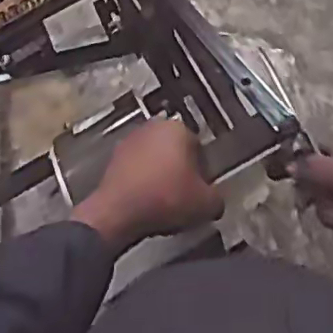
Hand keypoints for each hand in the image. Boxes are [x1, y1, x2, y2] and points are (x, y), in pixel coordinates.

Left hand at [71, 117, 223, 251]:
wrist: (120, 207)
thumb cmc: (167, 197)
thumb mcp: (206, 205)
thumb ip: (217, 198)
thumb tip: (213, 197)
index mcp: (177, 128)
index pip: (199, 149)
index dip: (204, 173)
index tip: (201, 192)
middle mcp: (153, 125)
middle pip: (176, 150)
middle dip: (181, 171)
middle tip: (185, 197)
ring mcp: (132, 137)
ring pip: (156, 157)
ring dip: (162, 173)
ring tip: (165, 201)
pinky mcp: (116, 152)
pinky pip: (138, 165)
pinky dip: (144, 178)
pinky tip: (146, 198)